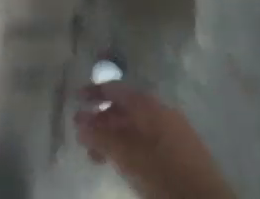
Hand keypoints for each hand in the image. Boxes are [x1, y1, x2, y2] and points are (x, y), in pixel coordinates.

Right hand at [75, 84, 235, 198]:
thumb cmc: (161, 171)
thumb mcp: (125, 155)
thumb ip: (100, 136)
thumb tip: (80, 123)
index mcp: (148, 105)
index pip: (115, 89)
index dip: (93, 92)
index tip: (76, 100)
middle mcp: (161, 110)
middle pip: (125, 108)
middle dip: (101, 122)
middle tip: (83, 138)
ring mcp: (174, 130)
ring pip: (136, 127)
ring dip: (114, 138)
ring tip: (98, 157)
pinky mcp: (182, 150)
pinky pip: (149, 139)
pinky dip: (131, 146)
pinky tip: (124, 163)